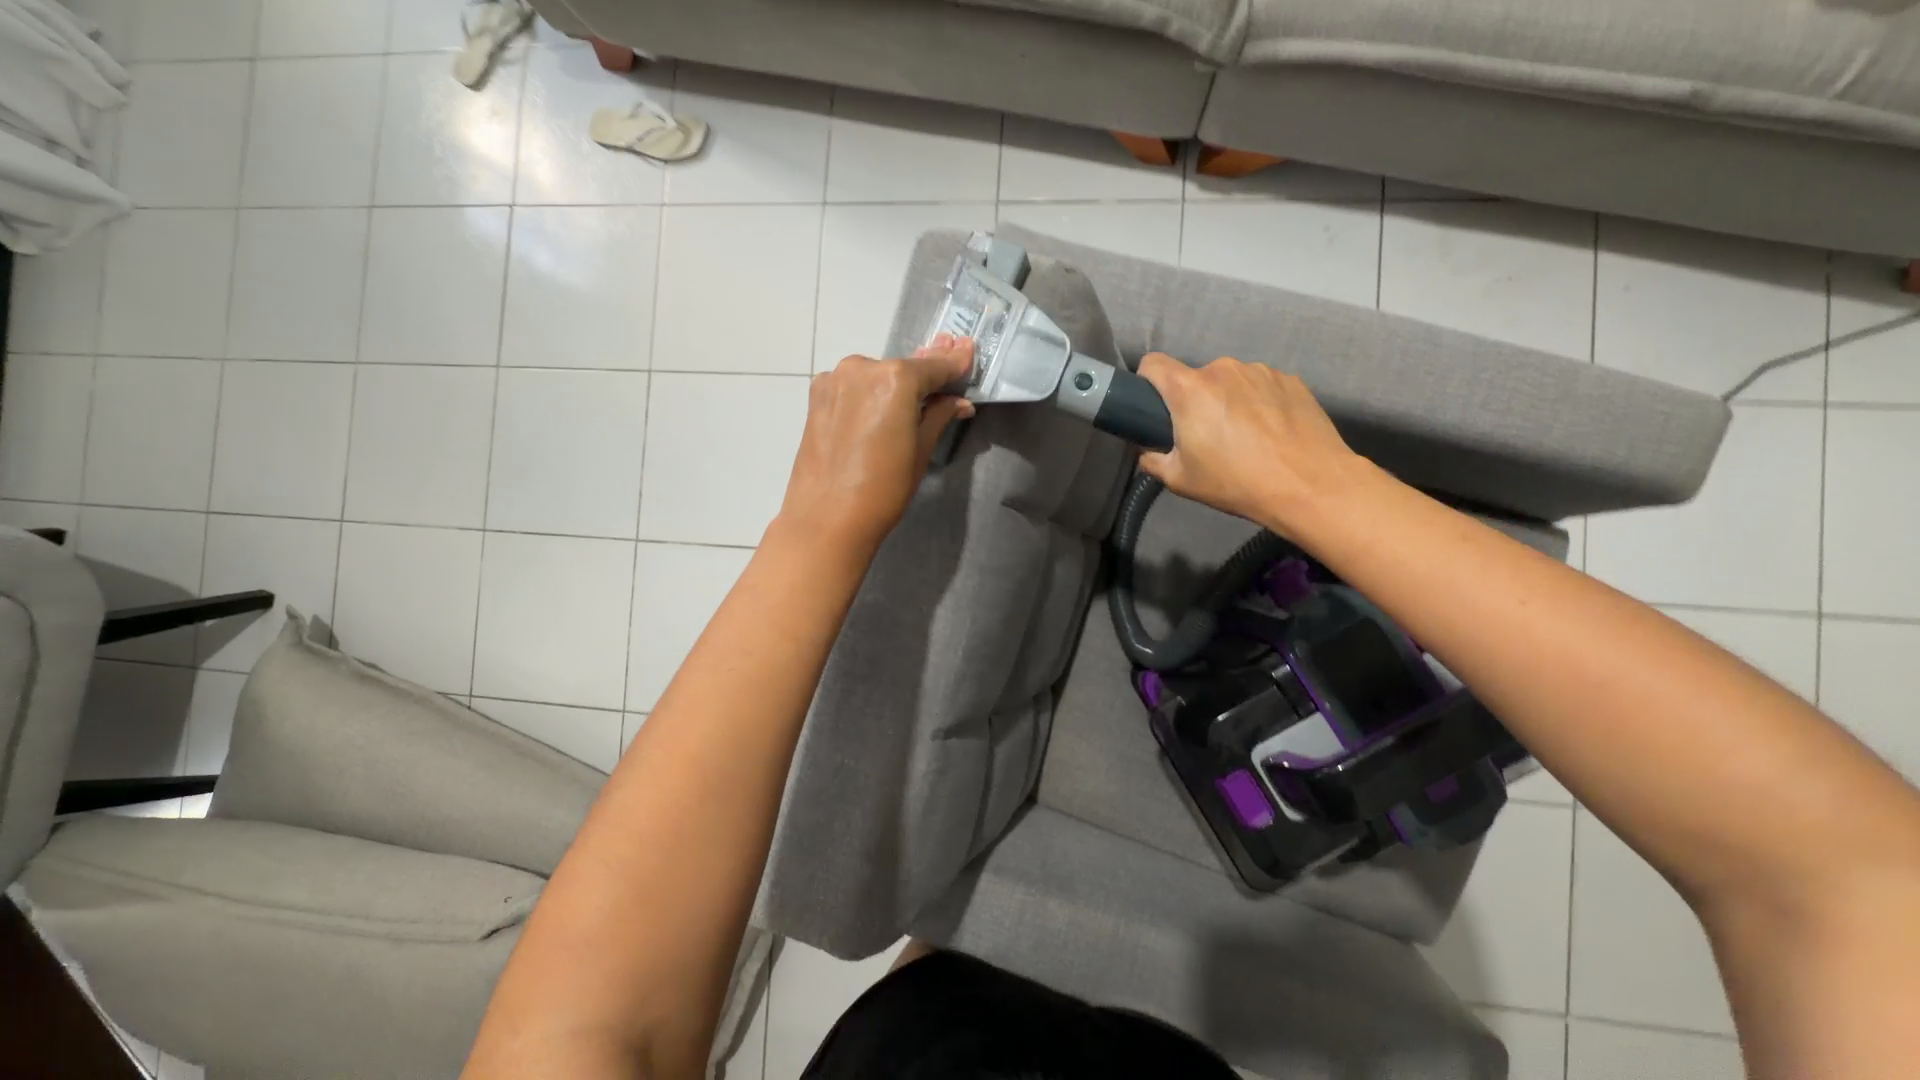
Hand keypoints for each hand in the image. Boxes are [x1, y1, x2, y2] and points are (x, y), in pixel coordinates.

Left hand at [775, 336, 976, 552]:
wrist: (826, 518)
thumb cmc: (883, 489)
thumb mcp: (921, 451)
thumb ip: (939, 415)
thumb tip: (958, 402)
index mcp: (895, 378)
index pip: (935, 365)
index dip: (956, 363)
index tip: (969, 352)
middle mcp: (862, 367)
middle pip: (904, 368)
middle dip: (926, 374)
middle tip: (948, 371)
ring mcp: (835, 379)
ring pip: (876, 376)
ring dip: (895, 385)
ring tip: (914, 400)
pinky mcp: (817, 395)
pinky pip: (853, 387)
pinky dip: (869, 393)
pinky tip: (880, 408)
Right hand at [1135, 353, 1367, 537]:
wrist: (1309, 484)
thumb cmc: (1237, 482)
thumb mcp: (1181, 481)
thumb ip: (1153, 461)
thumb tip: (1146, 452)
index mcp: (1190, 389)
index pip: (1152, 363)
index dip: (1147, 382)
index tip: (1154, 405)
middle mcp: (1223, 369)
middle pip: (1195, 377)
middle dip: (1195, 401)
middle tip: (1206, 436)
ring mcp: (1260, 370)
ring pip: (1230, 381)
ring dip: (1228, 400)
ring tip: (1244, 436)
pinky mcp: (1290, 379)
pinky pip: (1261, 386)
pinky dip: (1259, 402)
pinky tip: (1271, 432)